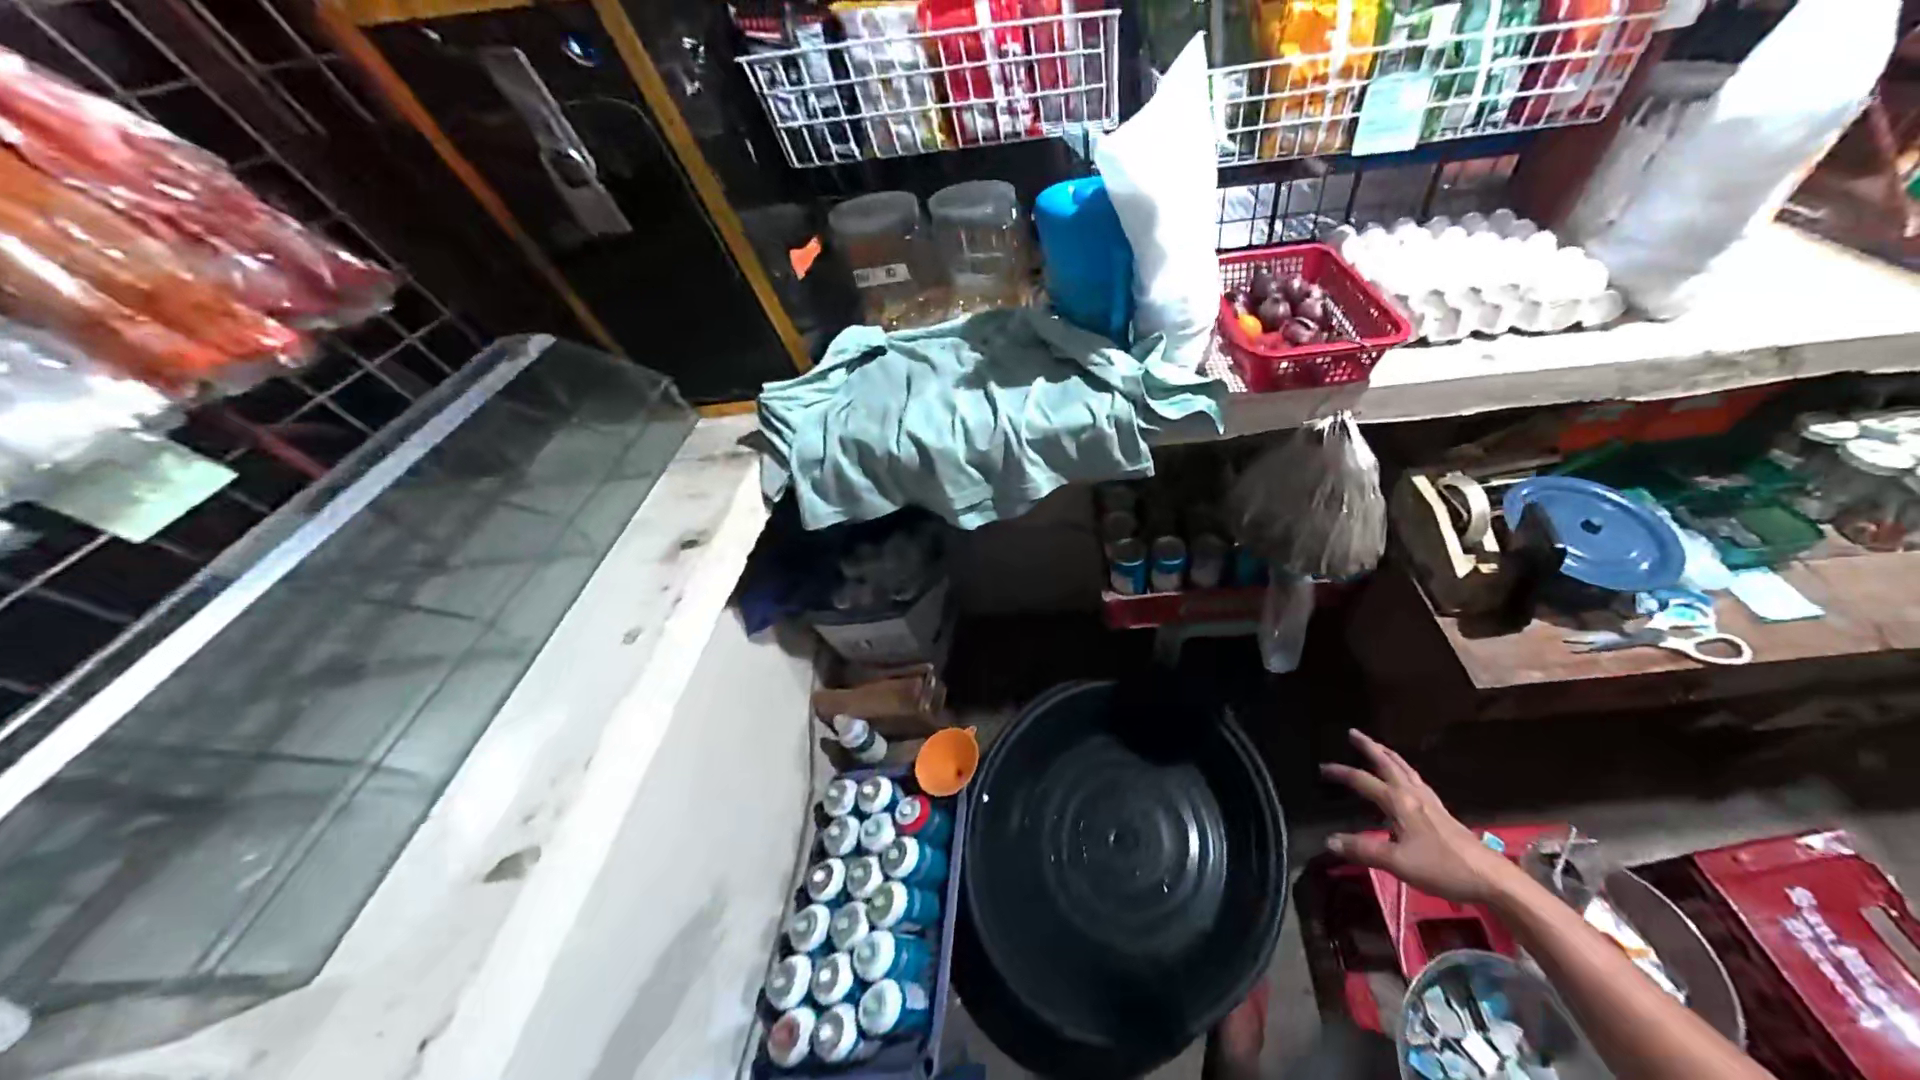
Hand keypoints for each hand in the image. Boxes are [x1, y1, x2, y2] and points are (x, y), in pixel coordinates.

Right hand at [1320, 729, 1518, 904]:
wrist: (1492, 880)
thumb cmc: (1443, 868)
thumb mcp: (1397, 862)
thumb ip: (1362, 850)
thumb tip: (1329, 840)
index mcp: (1399, 803)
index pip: (1363, 781)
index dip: (1341, 773)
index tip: (1322, 768)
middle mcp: (1414, 796)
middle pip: (1389, 764)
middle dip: (1370, 747)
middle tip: (1354, 733)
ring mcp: (1431, 803)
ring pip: (1406, 770)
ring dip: (1389, 755)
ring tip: (1378, 747)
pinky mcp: (1443, 813)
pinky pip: (1417, 781)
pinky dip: (1405, 771)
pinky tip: (1407, 779)